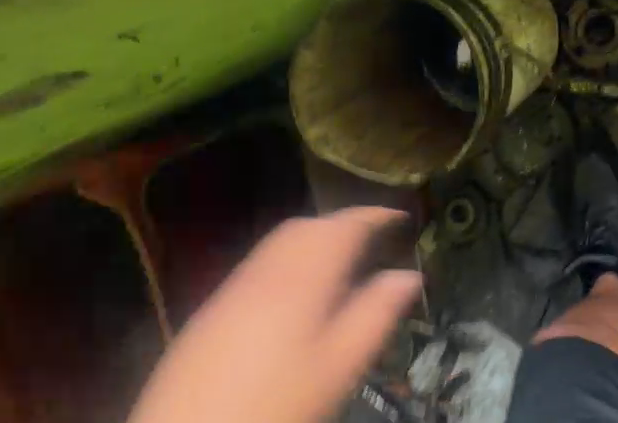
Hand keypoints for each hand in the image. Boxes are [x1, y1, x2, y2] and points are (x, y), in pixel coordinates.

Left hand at [128, 208, 422, 422]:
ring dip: (311, 240)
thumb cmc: (274, 405)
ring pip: (277, 245)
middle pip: (306, 227)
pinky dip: (285, 264)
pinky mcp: (208, 315)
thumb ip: (375, 315)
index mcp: (303, 276)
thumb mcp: (338, 367)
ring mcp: (231, 291)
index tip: (400, 216)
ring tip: (338, 265)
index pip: (344, 225)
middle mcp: (265, 271)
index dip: (374, 214)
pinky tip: (293, 299)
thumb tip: (409, 275)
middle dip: (341, 225)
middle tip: (371, 241)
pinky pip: (256, 268)